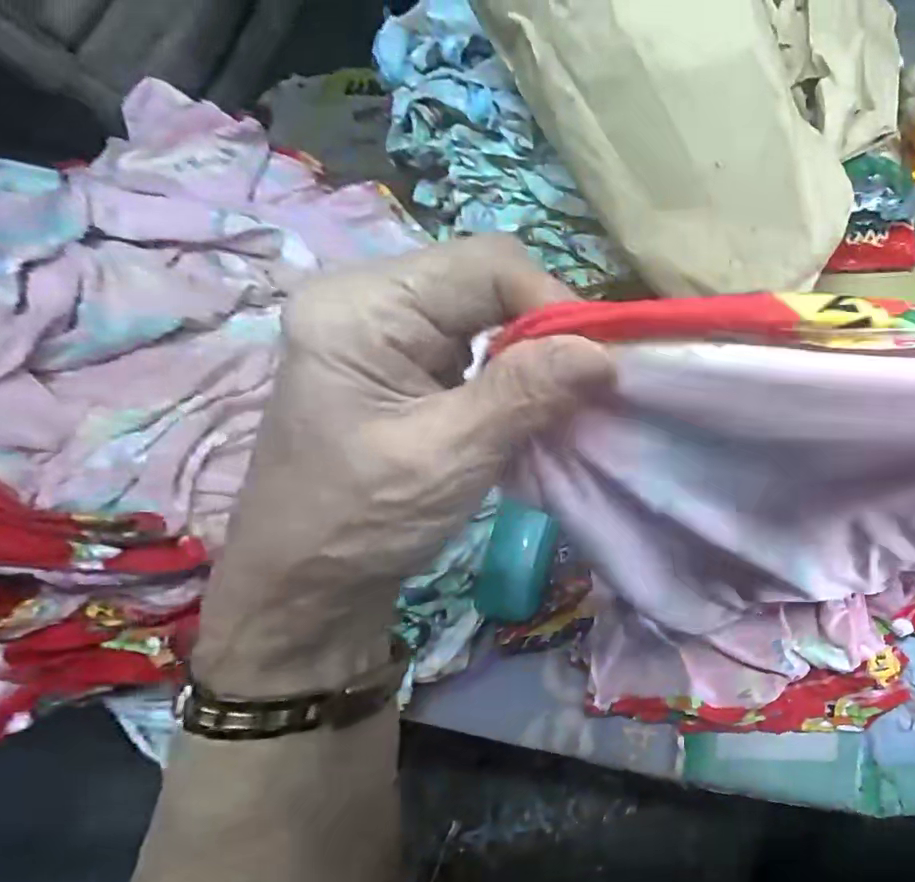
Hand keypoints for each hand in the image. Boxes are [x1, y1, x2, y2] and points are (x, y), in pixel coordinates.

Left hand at [190, 236, 613, 697]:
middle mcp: (372, 301)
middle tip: (586, 389)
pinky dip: (518, 378)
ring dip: (537, 358)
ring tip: (563, 406)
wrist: (310, 583)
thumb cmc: (362, 522)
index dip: (553, 305)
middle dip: (548, 332)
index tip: (597, 367)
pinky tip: (532, 414)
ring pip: (491, 316)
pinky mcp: (406, 367)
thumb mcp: (449, 457)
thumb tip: (604, 353)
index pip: (485, 266)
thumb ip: (524, 395)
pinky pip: (480, 350)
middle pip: (489, 283)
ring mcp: (388, 334)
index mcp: (363, 306)